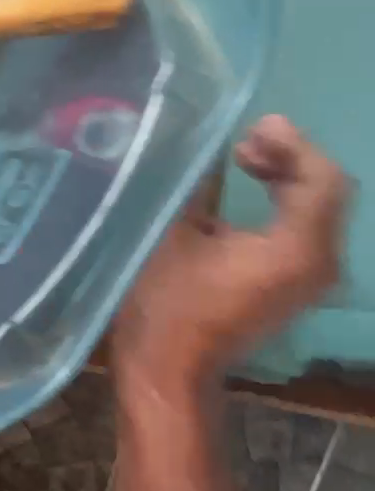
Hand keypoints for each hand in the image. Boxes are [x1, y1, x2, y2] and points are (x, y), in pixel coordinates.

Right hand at [113, 115, 350, 388]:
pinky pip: (300, 234)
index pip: (322, 182)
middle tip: (244, 139)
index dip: (295, 146)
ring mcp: (309, 277)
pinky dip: (277, 207)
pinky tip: (239, 201)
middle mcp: (321, 262)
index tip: (258, 123)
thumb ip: (192, 196)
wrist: (170, 367)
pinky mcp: (290, 286)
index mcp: (297, 249)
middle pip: (326, 195)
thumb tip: (197, 157)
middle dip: (290, 160)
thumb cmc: (164, 305)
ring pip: (315, 213)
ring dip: (284, 182)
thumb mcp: (168, 242)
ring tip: (240, 161)